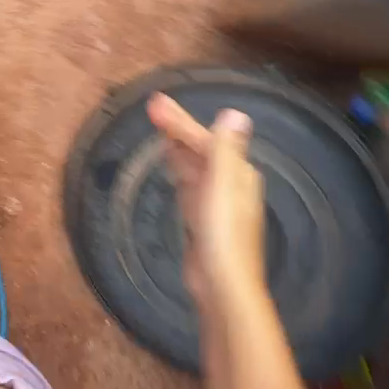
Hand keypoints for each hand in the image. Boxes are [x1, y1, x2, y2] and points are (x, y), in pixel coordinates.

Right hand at [148, 92, 266, 303]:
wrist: (222, 285)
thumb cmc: (221, 233)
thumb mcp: (222, 186)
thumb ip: (226, 149)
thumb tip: (236, 114)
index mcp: (237, 173)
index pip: (206, 139)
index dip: (181, 122)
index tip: (155, 104)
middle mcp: (230, 183)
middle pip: (200, 148)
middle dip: (177, 127)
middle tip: (151, 107)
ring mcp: (216, 202)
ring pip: (194, 164)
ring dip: (177, 144)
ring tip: (157, 124)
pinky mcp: (202, 218)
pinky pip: (189, 182)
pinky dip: (178, 167)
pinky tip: (170, 163)